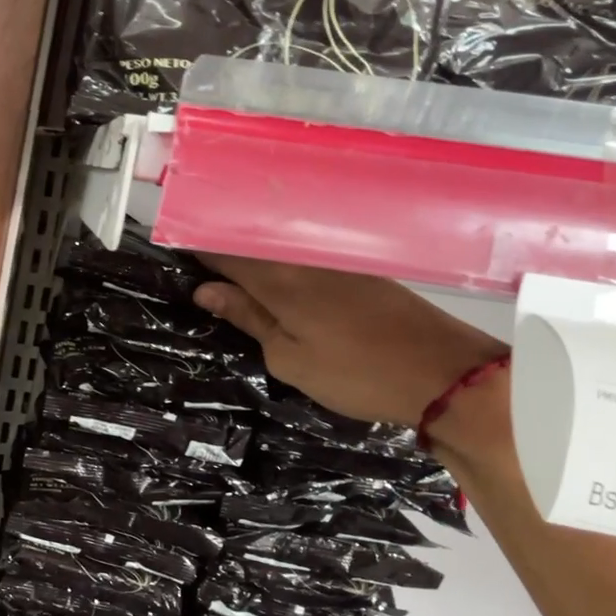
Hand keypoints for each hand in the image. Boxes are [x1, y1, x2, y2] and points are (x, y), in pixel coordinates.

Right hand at [191, 256, 506, 427]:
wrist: (447, 373)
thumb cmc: (357, 374)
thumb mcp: (289, 359)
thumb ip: (248, 319)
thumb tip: (206, 291)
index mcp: (281, 282)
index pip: (225, 253)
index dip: (195, 246)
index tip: (168, 241)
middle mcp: (306, 261)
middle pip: (251, 243)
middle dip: (219, 243)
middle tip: (187, 249)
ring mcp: (337, 263)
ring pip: (278, 248)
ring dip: (248, 250)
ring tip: (220, 260)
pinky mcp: (360, 272)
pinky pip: (304, 257)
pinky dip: (280, 260)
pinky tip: (269, 272)